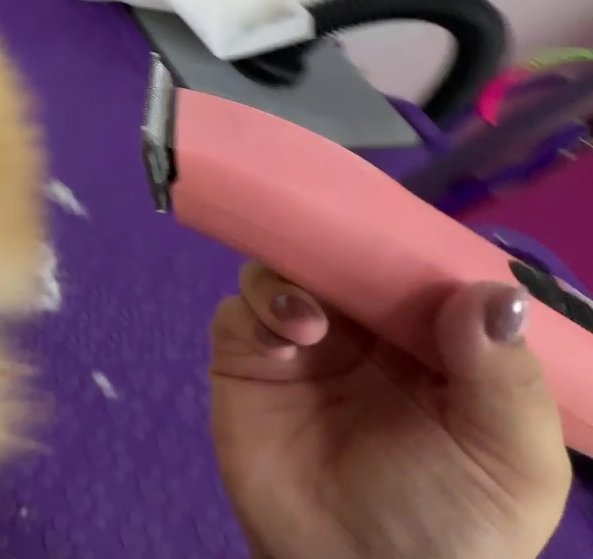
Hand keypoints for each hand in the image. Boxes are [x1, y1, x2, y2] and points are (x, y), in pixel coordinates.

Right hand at [210, 262, 571, 558]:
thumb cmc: (451, 521)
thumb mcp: (509, 461)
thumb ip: (504, 378)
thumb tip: (489, 290)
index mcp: (436, 352)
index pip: (420, 281)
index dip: (412, 251)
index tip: (405, 227)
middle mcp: (364, 339)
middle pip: (339, 265)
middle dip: (334, 250)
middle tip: (336, 252)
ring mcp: (299, 344)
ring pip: (282, 274)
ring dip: (290, 279)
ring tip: (307, 323)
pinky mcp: (244, 356)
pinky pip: (238, 310)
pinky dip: (257, 307)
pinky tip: (285, 333)